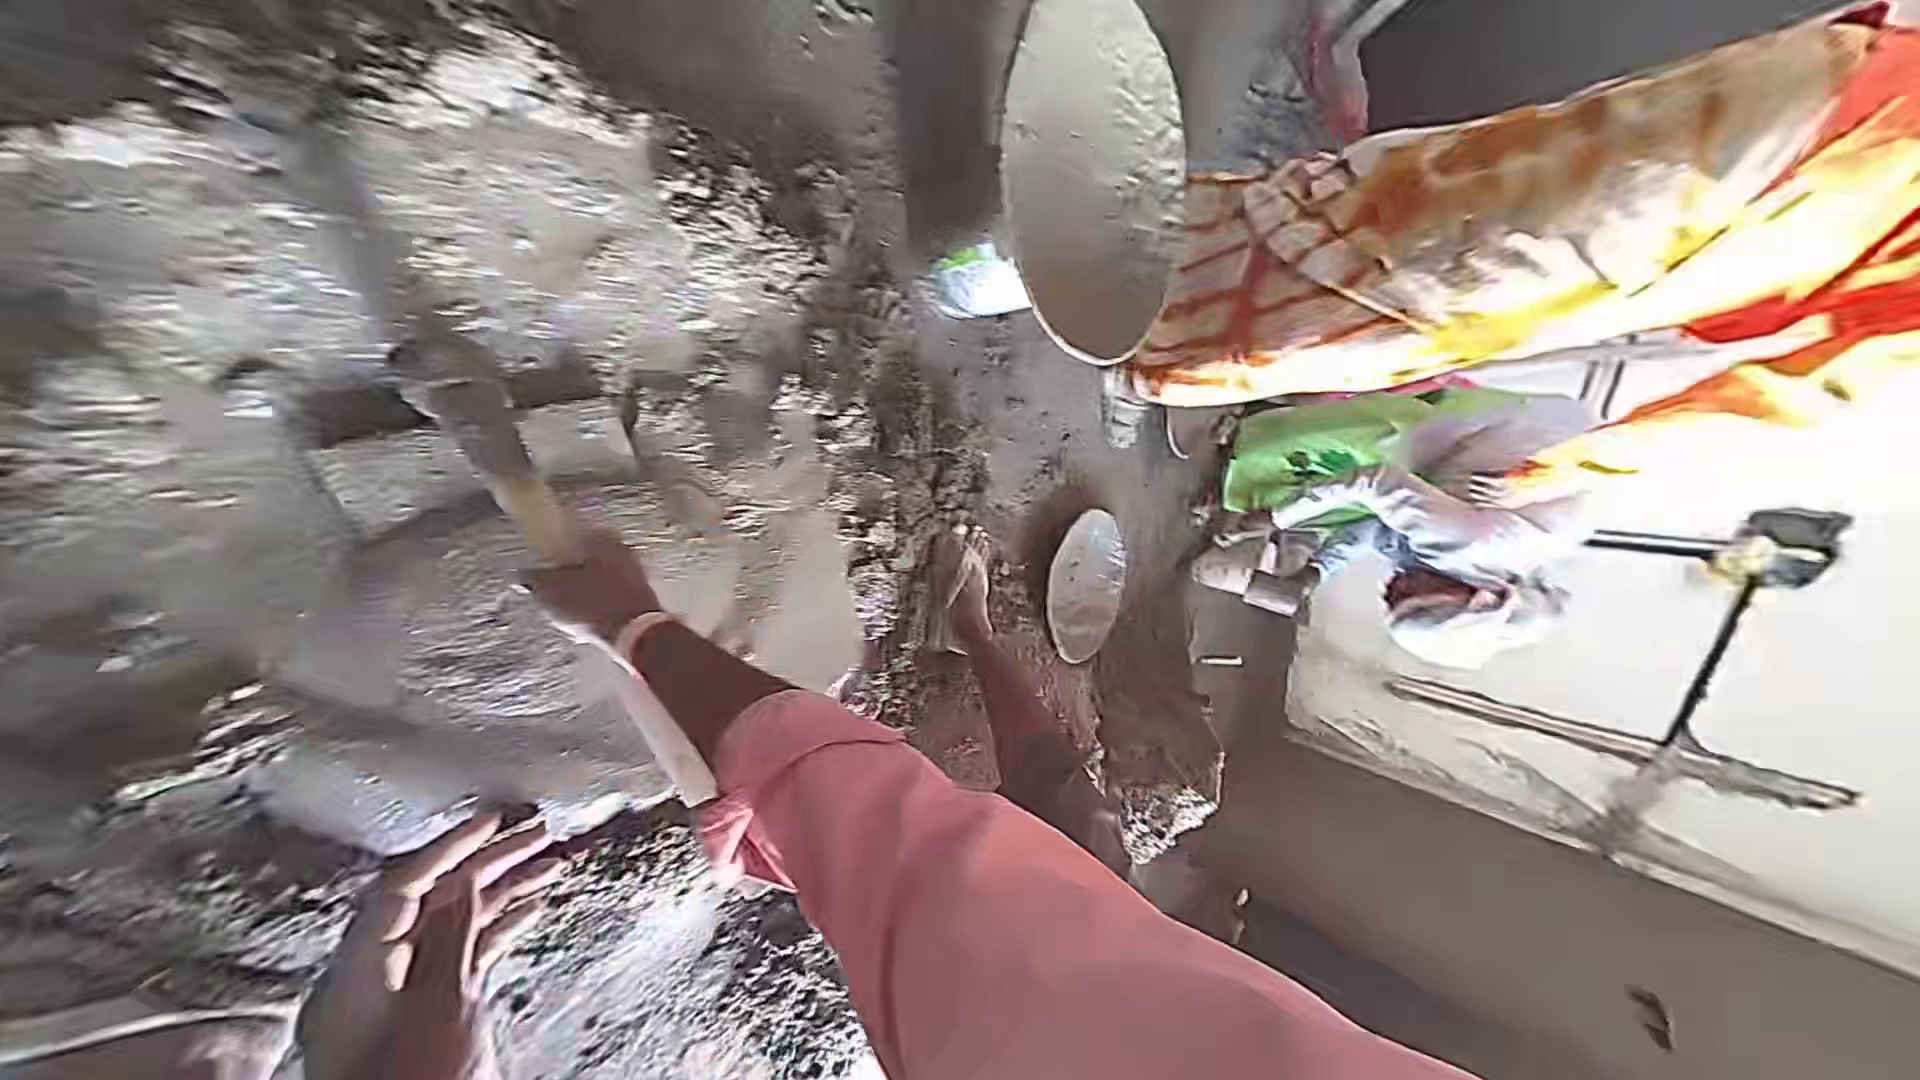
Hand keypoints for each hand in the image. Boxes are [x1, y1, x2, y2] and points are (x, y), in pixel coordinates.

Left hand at [300, 812, 563, 1079]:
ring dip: (507, 889)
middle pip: (434, 900)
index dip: (451, 847)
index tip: (496, 820)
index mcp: (357, 975)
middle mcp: (376, 976)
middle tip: (540, 833)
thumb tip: (465, 880)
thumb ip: (451, 938)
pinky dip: (502, 923)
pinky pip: (468, 949)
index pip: (403, 889)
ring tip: (554, 863)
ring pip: (458, 921)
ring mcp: (405, 992)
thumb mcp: (439, 1007)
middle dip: (491, 862)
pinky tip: (535, 905)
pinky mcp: (431, 1005)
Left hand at [522, 527, 662, 646]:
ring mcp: (568, 627)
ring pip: (568, 602)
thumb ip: (600, 537)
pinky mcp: (588, 637)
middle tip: (589, 565)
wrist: (638, 631)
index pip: (528, 571)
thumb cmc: (618, 590)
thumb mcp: (613, 552)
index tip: (561, 553)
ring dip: (582, 592)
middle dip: (567, 576)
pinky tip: (617, 599)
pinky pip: (586, 615)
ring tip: (607, 581)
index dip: (545, 559)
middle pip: (549, 588)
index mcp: (545, 586)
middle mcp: (548, 609)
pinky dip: (595, 606)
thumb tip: (596, 531)